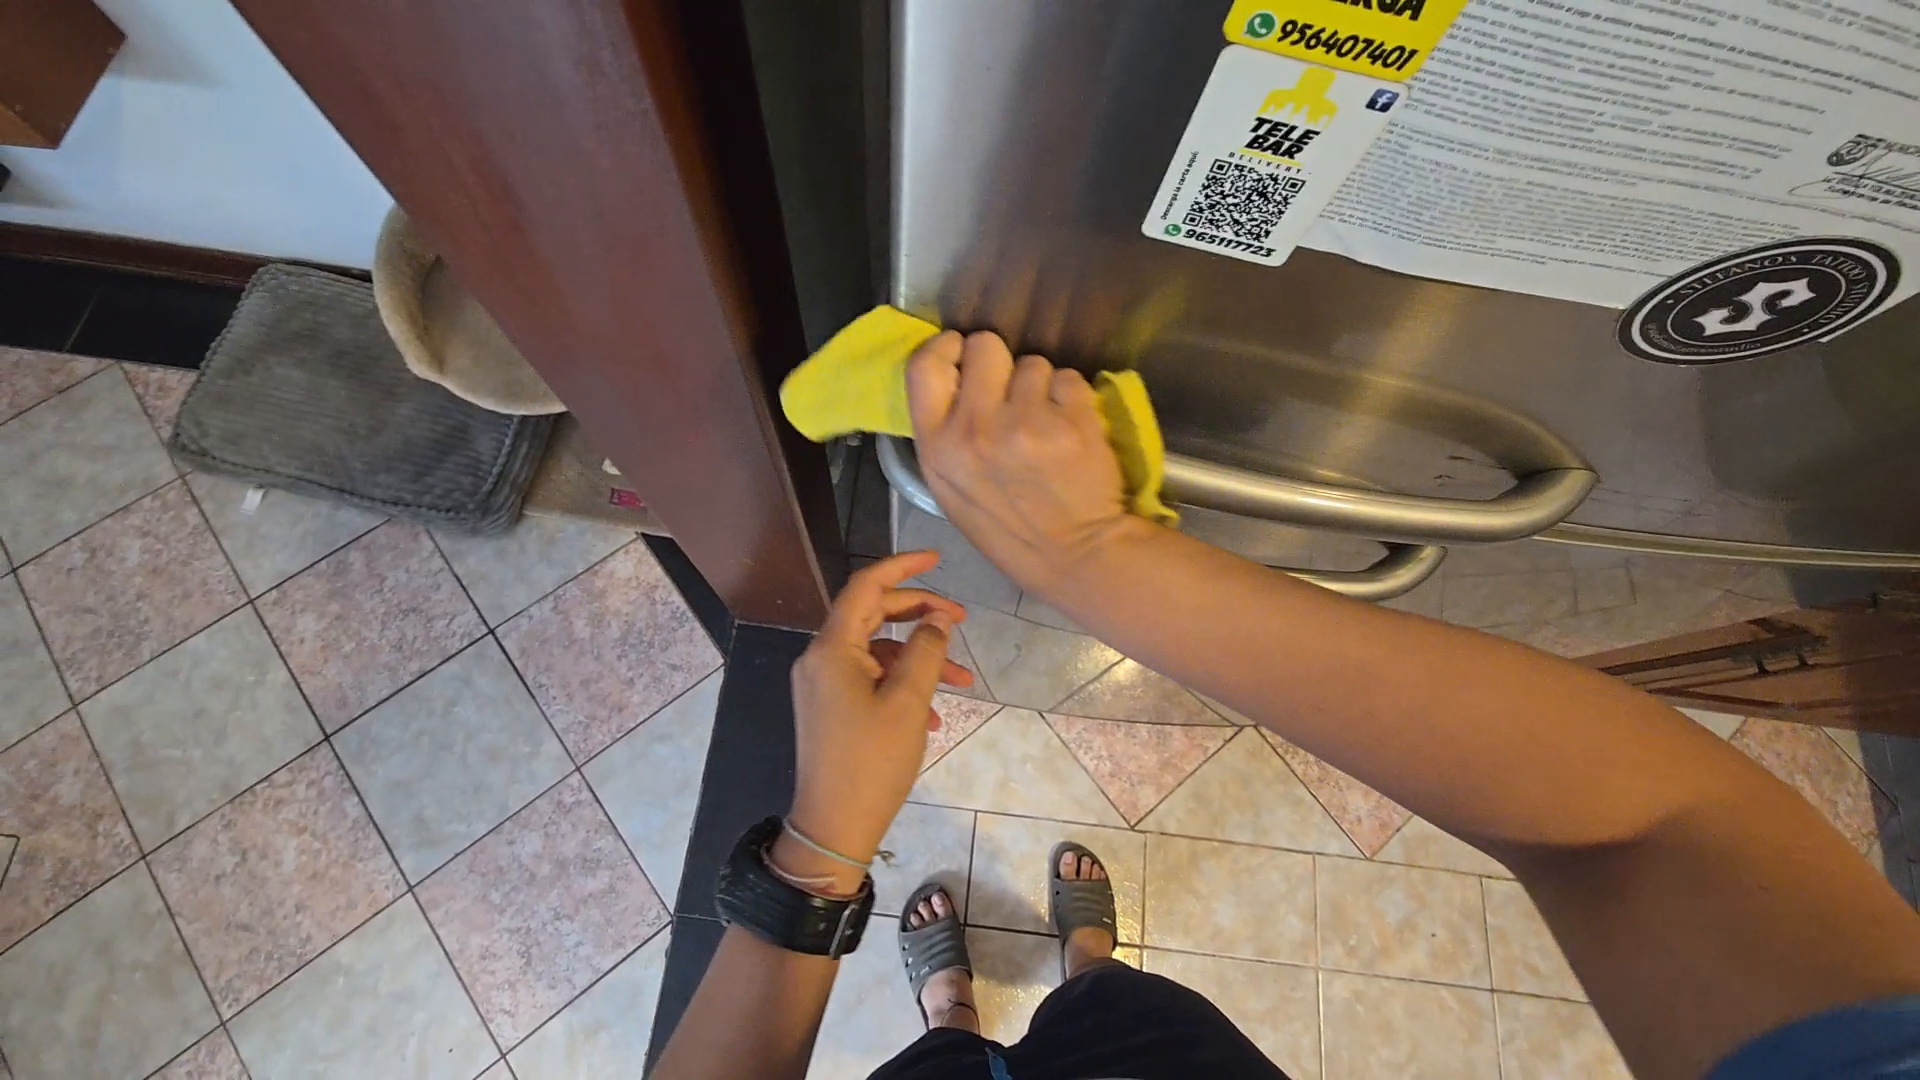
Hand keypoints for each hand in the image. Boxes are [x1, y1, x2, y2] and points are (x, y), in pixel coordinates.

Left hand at [783, 552, 972, 893]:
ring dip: (920, 660)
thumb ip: (928, 651)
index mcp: (832, 648)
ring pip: (878, 652)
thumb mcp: (909, 702)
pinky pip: (870, 680)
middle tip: (962, 620)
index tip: (938, 559)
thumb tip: (938, 619)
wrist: (833, 827)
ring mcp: (823, 685)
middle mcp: (821, 658)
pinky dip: (902, 686)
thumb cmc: (872, 762)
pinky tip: (934, 717)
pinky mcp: (830, 708)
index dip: (903, 567)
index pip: (866, 586)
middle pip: (873, 616)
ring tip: (963, 683)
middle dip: (920, 614)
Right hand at [906, 330, 1145, 594]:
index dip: (945, 347)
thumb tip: (956, 379)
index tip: (960, 350)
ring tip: (1046, 424)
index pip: (923, 367)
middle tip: (1012, 391)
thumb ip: (946, 435)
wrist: (1075, 557)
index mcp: (937, 449)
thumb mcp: (951, 491)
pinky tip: (1071, 430)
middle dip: (1000, 362)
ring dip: (1041, 386)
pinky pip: (1070, 379)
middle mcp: (975, 430)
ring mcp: (1025, 424)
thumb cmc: (1009, 530)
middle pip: (984, 347)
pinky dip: (1073, 398)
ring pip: (1033, 364)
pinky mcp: (1072, 422)